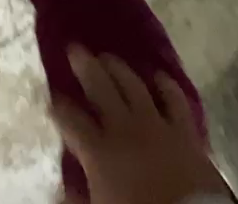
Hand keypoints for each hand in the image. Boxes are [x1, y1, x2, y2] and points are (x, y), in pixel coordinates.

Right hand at [50, 47, 232, 203]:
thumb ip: (78, 197)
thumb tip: (61, 189)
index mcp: (99, 150)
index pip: (71, 119)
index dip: (59, 106)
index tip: (52, 96)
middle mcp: (124, 128)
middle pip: (100, 87)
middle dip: (84, 65)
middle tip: (74, 47)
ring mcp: (156, 124)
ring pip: (133, 85)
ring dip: (119, 68)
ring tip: (107, 56)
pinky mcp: (184, 130)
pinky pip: (175, 99)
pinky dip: (166, 85)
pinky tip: (158, 75)